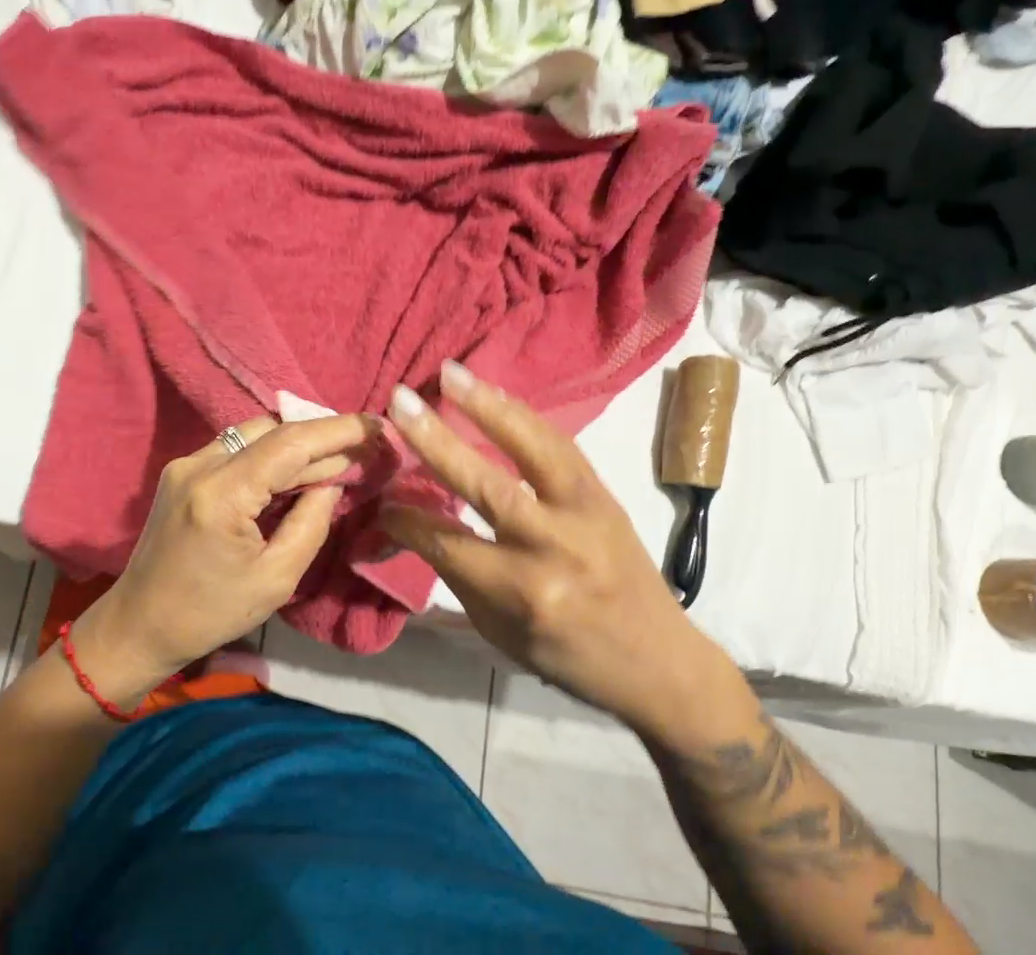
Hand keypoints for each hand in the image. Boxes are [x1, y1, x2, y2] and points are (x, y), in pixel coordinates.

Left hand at [75, 413, 381, 682]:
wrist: (140, 624)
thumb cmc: (211, 612)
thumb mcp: (276, 577)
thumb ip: (310, 522)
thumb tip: (332, 480)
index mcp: (221, 494)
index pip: (289, 443)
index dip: (337, 431)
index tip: (378, 427)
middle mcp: (198, 466)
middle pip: (269, 430)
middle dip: (318, 436)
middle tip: (362, 450)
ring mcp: (184, 465)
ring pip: (250, 435)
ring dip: (293, 445)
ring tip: (335, 462)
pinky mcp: (179, 473)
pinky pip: (233, 450)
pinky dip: (267, 456)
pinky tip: (293, 475)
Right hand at [379, 361, 742, 740]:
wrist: (657, 662)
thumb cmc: (564, 654)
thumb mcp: (497, 629)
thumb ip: (454, 570)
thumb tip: (408, 523)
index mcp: (522, 592)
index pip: (445, 541)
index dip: (404, 517)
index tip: (379, 500)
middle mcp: (554, 548)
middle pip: (487, 486)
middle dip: (436, 442)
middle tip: (400, 402)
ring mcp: (587, 516)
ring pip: (534, 450)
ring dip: (487, 406)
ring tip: (451, 372)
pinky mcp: (605, 496)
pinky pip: (561, 447)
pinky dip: (524, 416)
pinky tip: (495, 394)